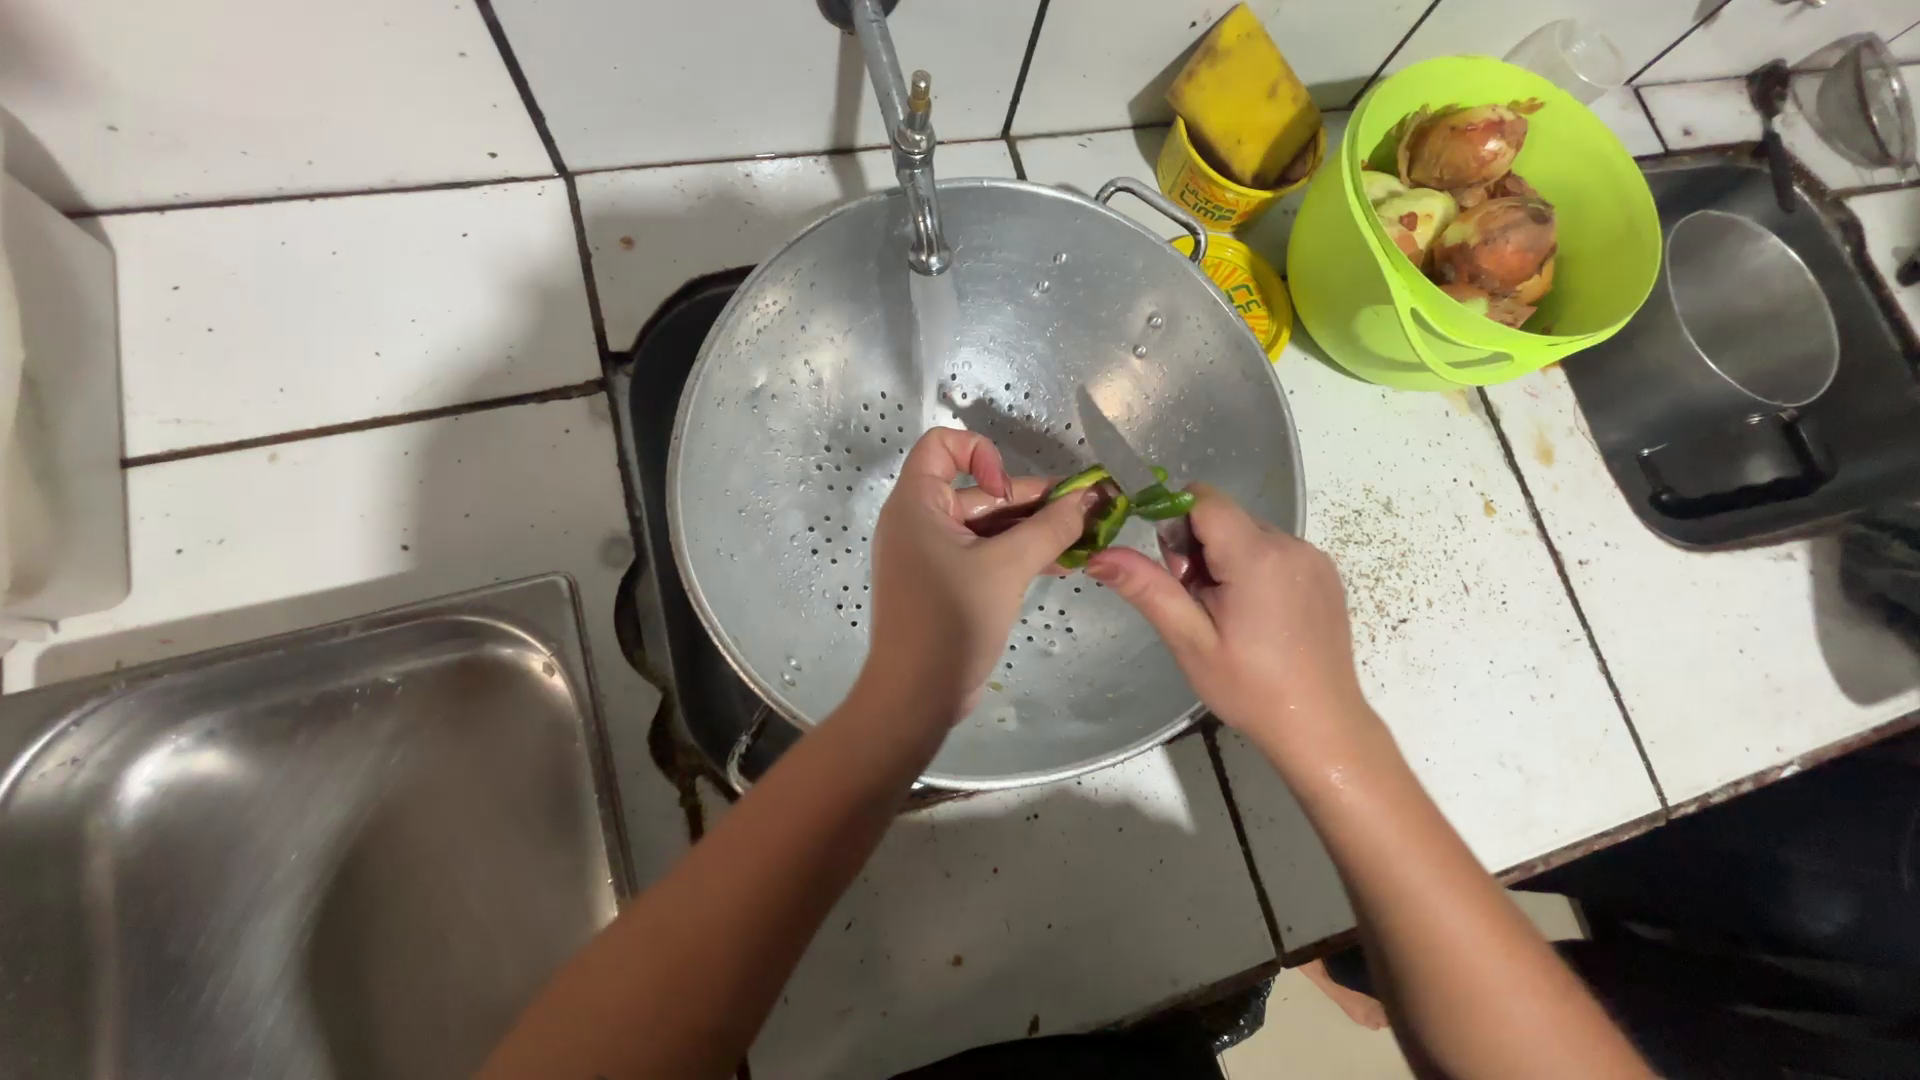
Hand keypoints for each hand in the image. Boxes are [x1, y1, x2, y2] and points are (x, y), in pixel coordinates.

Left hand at [863, 429, 1094, 720]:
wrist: (915, 696)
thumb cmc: (950, 622)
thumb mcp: (1006, 569)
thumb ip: (1050, 528)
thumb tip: (1090, 499)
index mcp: (916, 505)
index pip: (942, 445)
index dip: (981, 454)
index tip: (1008, 492)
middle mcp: (919, 522)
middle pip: (978, 490)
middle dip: (1031, 499)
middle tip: (1087, 509)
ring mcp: (931, 555)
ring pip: (987, 526)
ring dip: (1032, 529)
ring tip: (1085, 537)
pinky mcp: (945, 584)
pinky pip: (984, 554)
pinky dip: (1018, 554)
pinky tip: (1061, 562)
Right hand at [1085, 486, 1378, 766]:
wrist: (1320, 725)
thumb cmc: (1250, 688)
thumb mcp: (1188, 640)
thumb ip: (1146, 588)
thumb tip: (1099, 555)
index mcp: (1256, 556)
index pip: (1202, 499)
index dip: (1175, 522)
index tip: (1173, 568)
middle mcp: (1291, 544)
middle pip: (1224, 515)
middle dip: (1198, 546)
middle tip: (1196, 602)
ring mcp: (1313, 558)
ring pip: (1248, 532)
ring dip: (1225, 558)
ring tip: (1226, 613)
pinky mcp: (1324, 574)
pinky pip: (1274, 550)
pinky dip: (1253, 568)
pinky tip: (1254, 615)